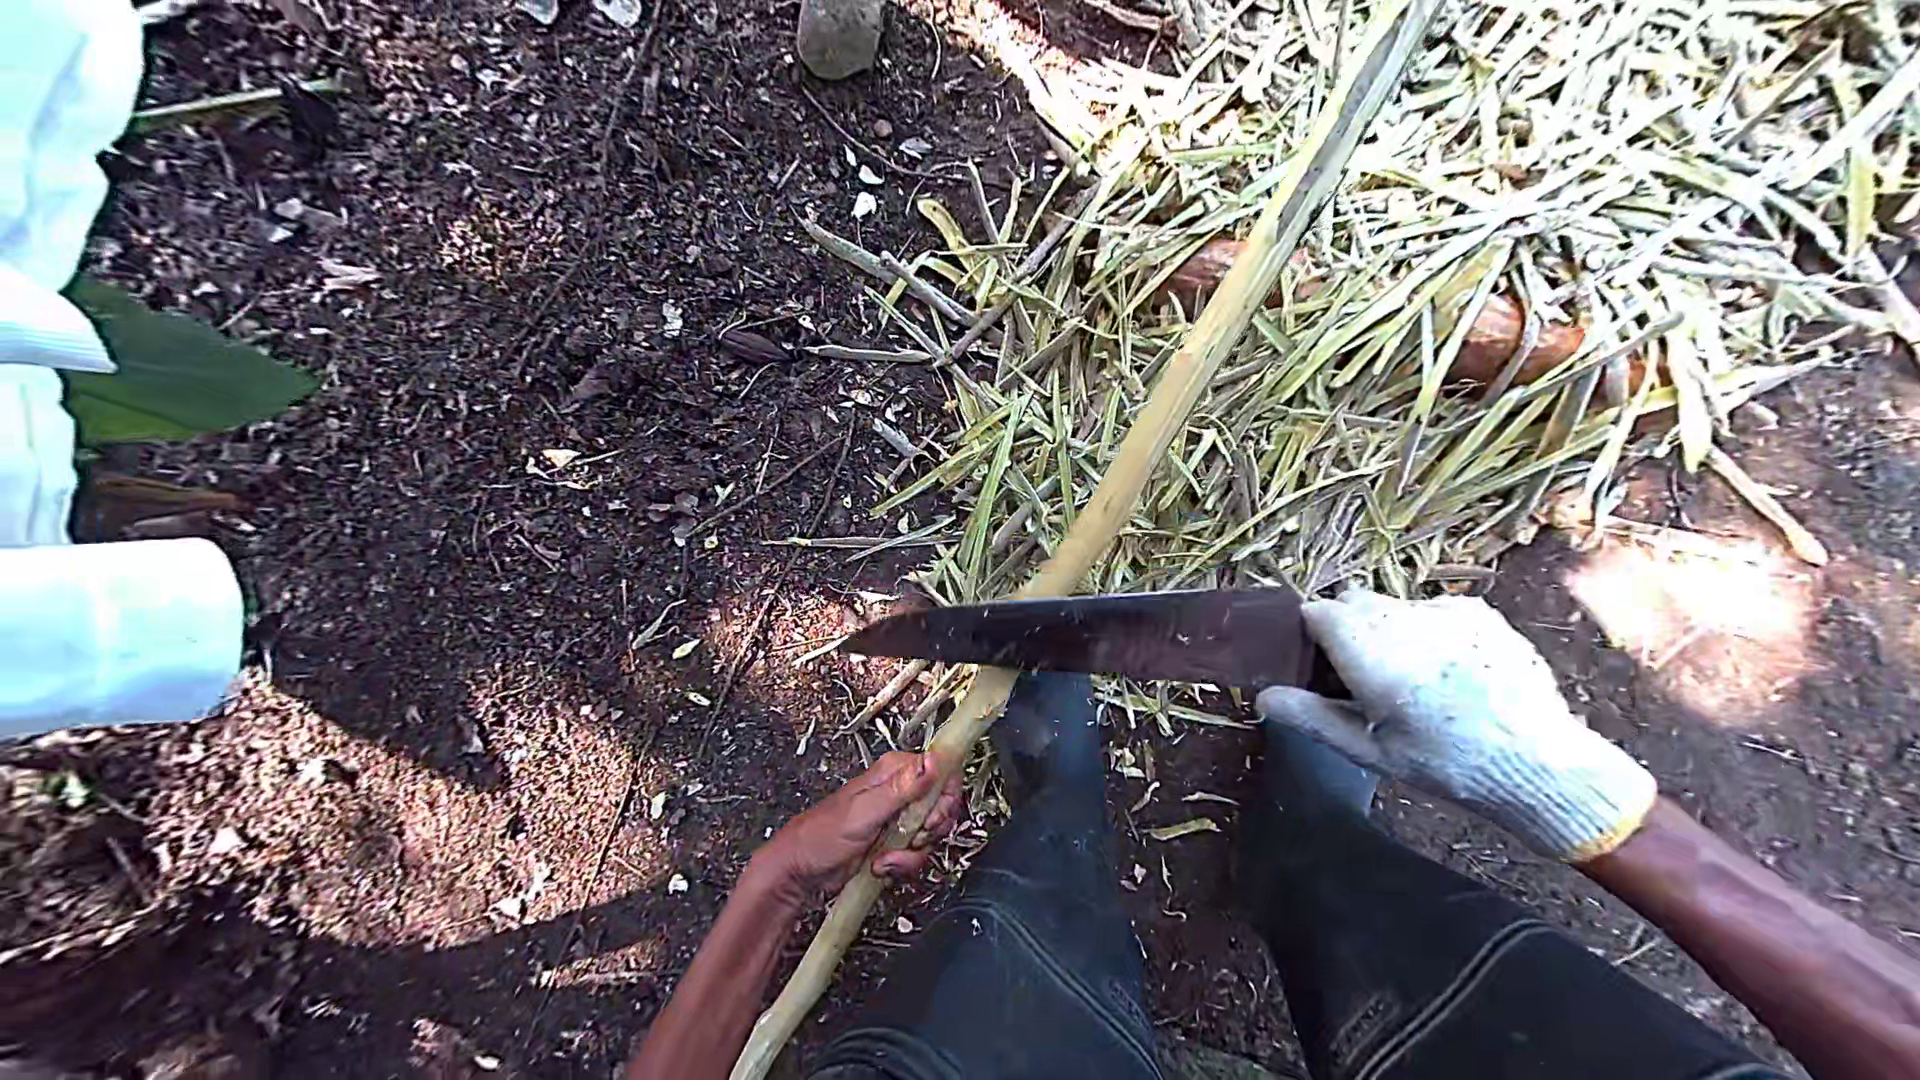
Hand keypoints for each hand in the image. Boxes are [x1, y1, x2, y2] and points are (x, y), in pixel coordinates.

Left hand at [750, 751, 964, 906]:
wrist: (802, 870)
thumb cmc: (821, 835)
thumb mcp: (865, 811)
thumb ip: (902, 787)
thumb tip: (933, 760)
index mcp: (895, 770)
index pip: (943, 770)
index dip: (945, 797)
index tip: (931, 818)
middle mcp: (901, 789)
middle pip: (943, 804)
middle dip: (930, 830)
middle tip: (909, 839)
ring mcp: (900, 816)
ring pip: (933, 833)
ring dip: (912, 853)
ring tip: (885, 856)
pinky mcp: (897, 839)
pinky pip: (919, 852)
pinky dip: (904, 864)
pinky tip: (882, 865)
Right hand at [1256, 588, 1656, 861]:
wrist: (1545, 768)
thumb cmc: (1445, 763)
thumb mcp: (1368, 750)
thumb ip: (1310, 716)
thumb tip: (1263, 698)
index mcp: (1370, 652)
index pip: (1316, 612)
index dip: (1310, 634)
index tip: (1321, 664)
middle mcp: (1403, 621)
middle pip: (1351, 602)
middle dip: (1346, 628)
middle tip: (1361, 674)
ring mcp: (1444, 612)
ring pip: (1390, 604)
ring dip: (1384, 627)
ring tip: (1408, 673)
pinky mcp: (1478, 613)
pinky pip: (1429, 608)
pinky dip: (1423, 628)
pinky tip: (1444, 667)